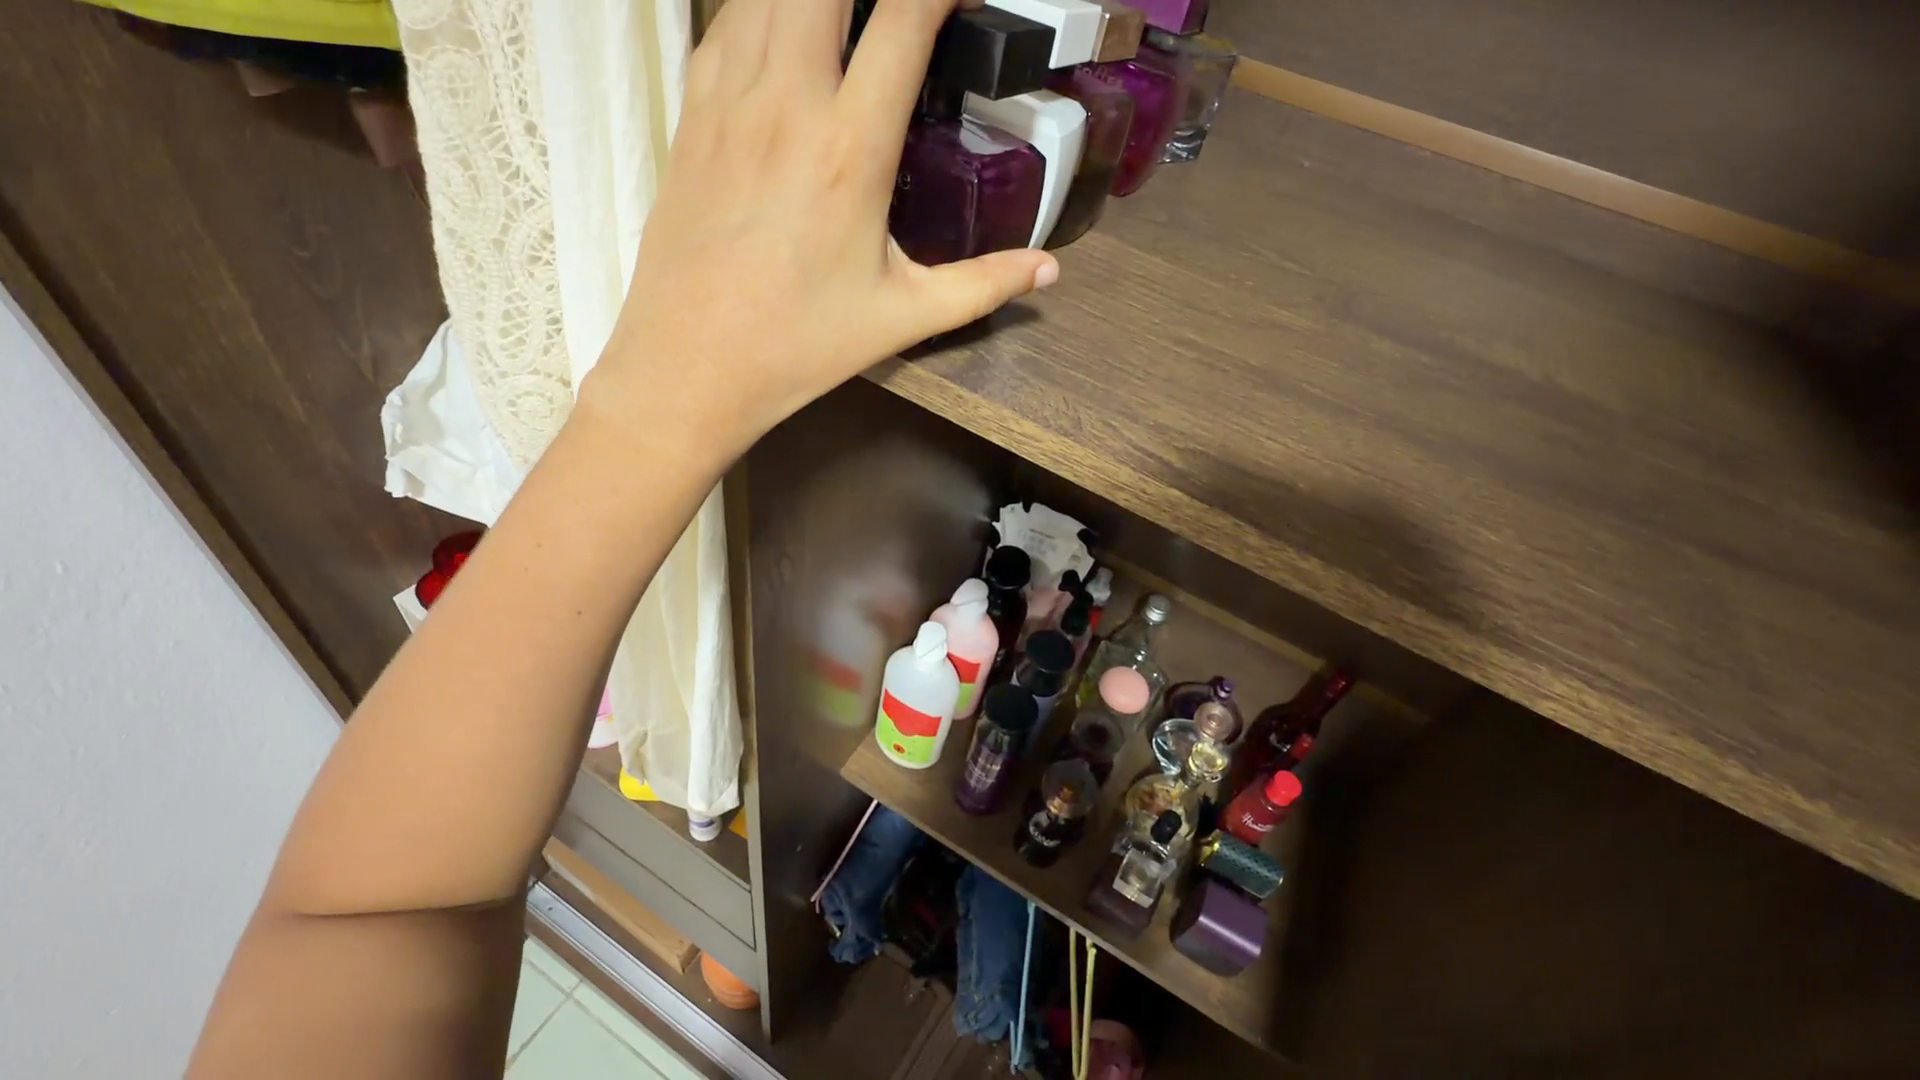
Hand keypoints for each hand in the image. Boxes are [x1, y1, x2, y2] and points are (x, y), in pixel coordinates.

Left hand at [580, 0, 1059, 459]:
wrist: (689, 367)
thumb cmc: (799, 346)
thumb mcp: (903, 318)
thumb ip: (983, 286)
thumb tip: (1048, 271)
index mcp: (850, 150)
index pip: (903, 20)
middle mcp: (786, 105)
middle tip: (899, 11)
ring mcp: (727, 103)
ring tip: (845, 19)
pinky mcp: (689, 118)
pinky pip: (723, 26)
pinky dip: (758, 12)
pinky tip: (783, 34)